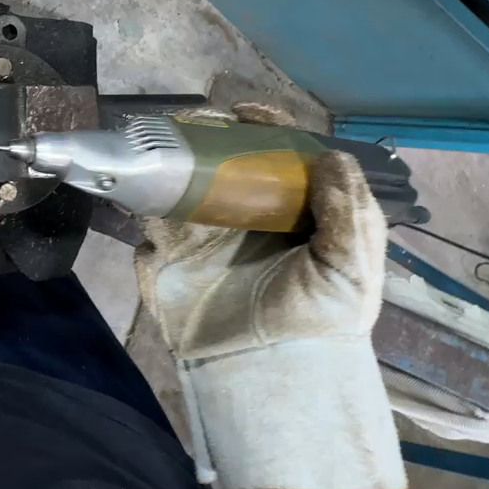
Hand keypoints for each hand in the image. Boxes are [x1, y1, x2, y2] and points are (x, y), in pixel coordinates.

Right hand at [138, 145, 407, 488]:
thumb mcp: (350, 271)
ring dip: (166, 153)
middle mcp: (242, 215)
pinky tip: (140, 175)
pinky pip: (144, 213)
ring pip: (177, 177)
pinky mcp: (163, 252)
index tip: (246, 112)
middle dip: (206, 132)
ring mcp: (198, 232)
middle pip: (220, 157)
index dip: (264, 126)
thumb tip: (333, 155)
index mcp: (289, 212)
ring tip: (161, 139)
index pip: (276, 155)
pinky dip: (137, 191)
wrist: (263, 376)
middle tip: (195, 122)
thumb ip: (349, 213)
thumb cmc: (315, 321)